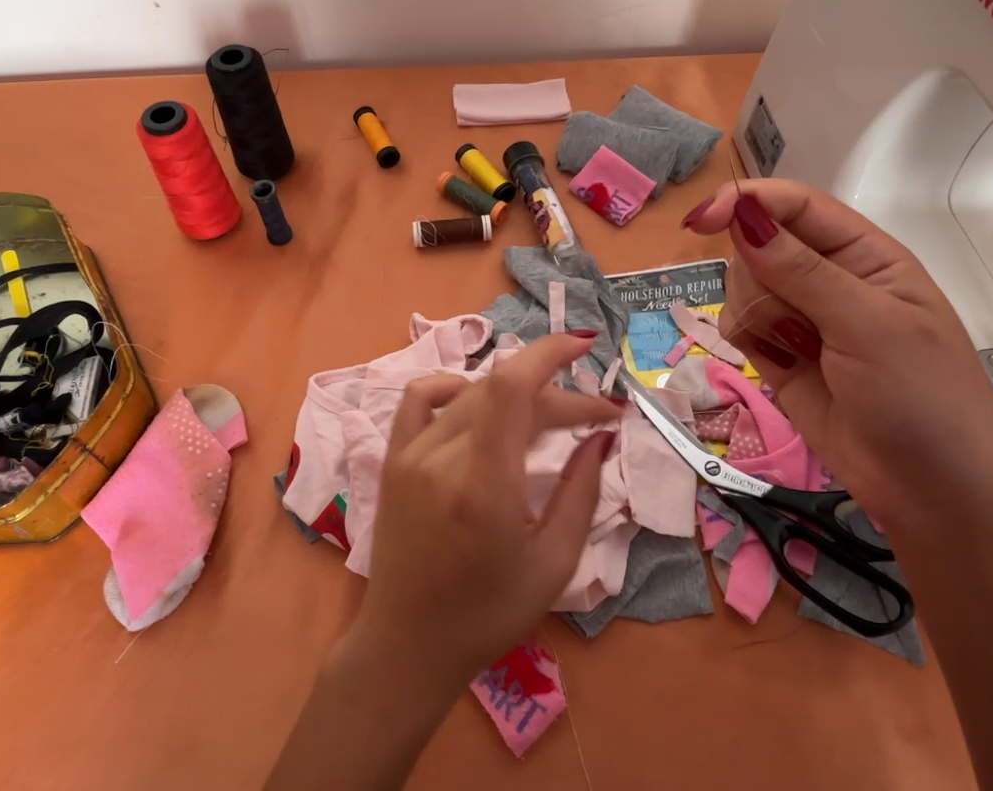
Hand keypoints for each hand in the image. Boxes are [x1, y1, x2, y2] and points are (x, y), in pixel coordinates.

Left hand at [349, 333, 619, 685]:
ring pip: (468, 391)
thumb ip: (581, 492)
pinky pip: (419, 399)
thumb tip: (600, 436)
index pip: (512, 386)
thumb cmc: (489, 614)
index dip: (550, 353)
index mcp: (483, 484)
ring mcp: (408, 454)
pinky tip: (478, 404)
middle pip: (502, 390)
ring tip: (544, 415)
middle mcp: (440, 457)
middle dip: (555, 394)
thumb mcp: (553, 562)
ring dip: (514, 392)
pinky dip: (453, 388)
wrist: (408, 644)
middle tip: (593, 420)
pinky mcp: (392, 459)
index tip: (589, 348)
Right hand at [682, 179, 992, 526]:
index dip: (747, 203)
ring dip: (754, 315)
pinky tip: (779, 365)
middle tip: (793, 323)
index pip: (795, 206)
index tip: (699, 220)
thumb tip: (741, 214)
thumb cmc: (921, 398)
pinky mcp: (780, 356)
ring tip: (796, 352)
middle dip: (758, 278)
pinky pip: (739, 326)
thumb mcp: (869, 326)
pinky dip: (747, 341)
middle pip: (758, 245)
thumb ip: (801, 270)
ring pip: (742, 287)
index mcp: (866, 255)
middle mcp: (830, 278)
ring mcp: (803, 319)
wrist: (933, 493)